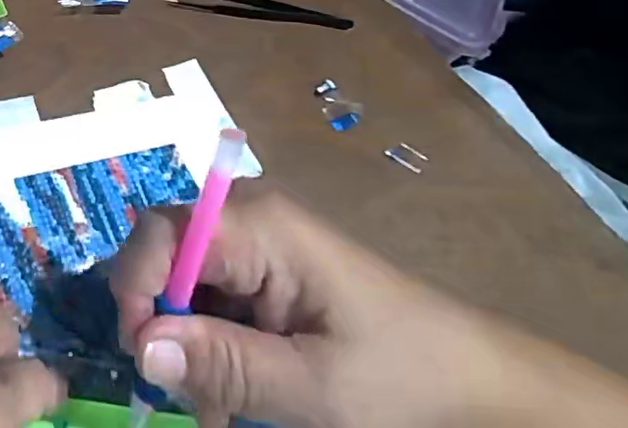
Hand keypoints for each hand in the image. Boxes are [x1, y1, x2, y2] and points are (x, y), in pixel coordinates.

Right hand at [111, 189, 627, 427]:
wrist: (489, 391)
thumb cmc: (410, 382)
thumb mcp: (320, 389)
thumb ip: (227, 365)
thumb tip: (140, 346)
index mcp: (261, 226)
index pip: (164, 232)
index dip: (137, 285)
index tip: (141, 358)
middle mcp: (249, 219)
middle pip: (168, 255)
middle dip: (163, 323)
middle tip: (188, 397)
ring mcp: (257, 244)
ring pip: (185, 283)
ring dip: (188, 346)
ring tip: (220, 410)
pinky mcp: (265, 272)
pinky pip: (212, 299)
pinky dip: (211, 347)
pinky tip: (236, 391)